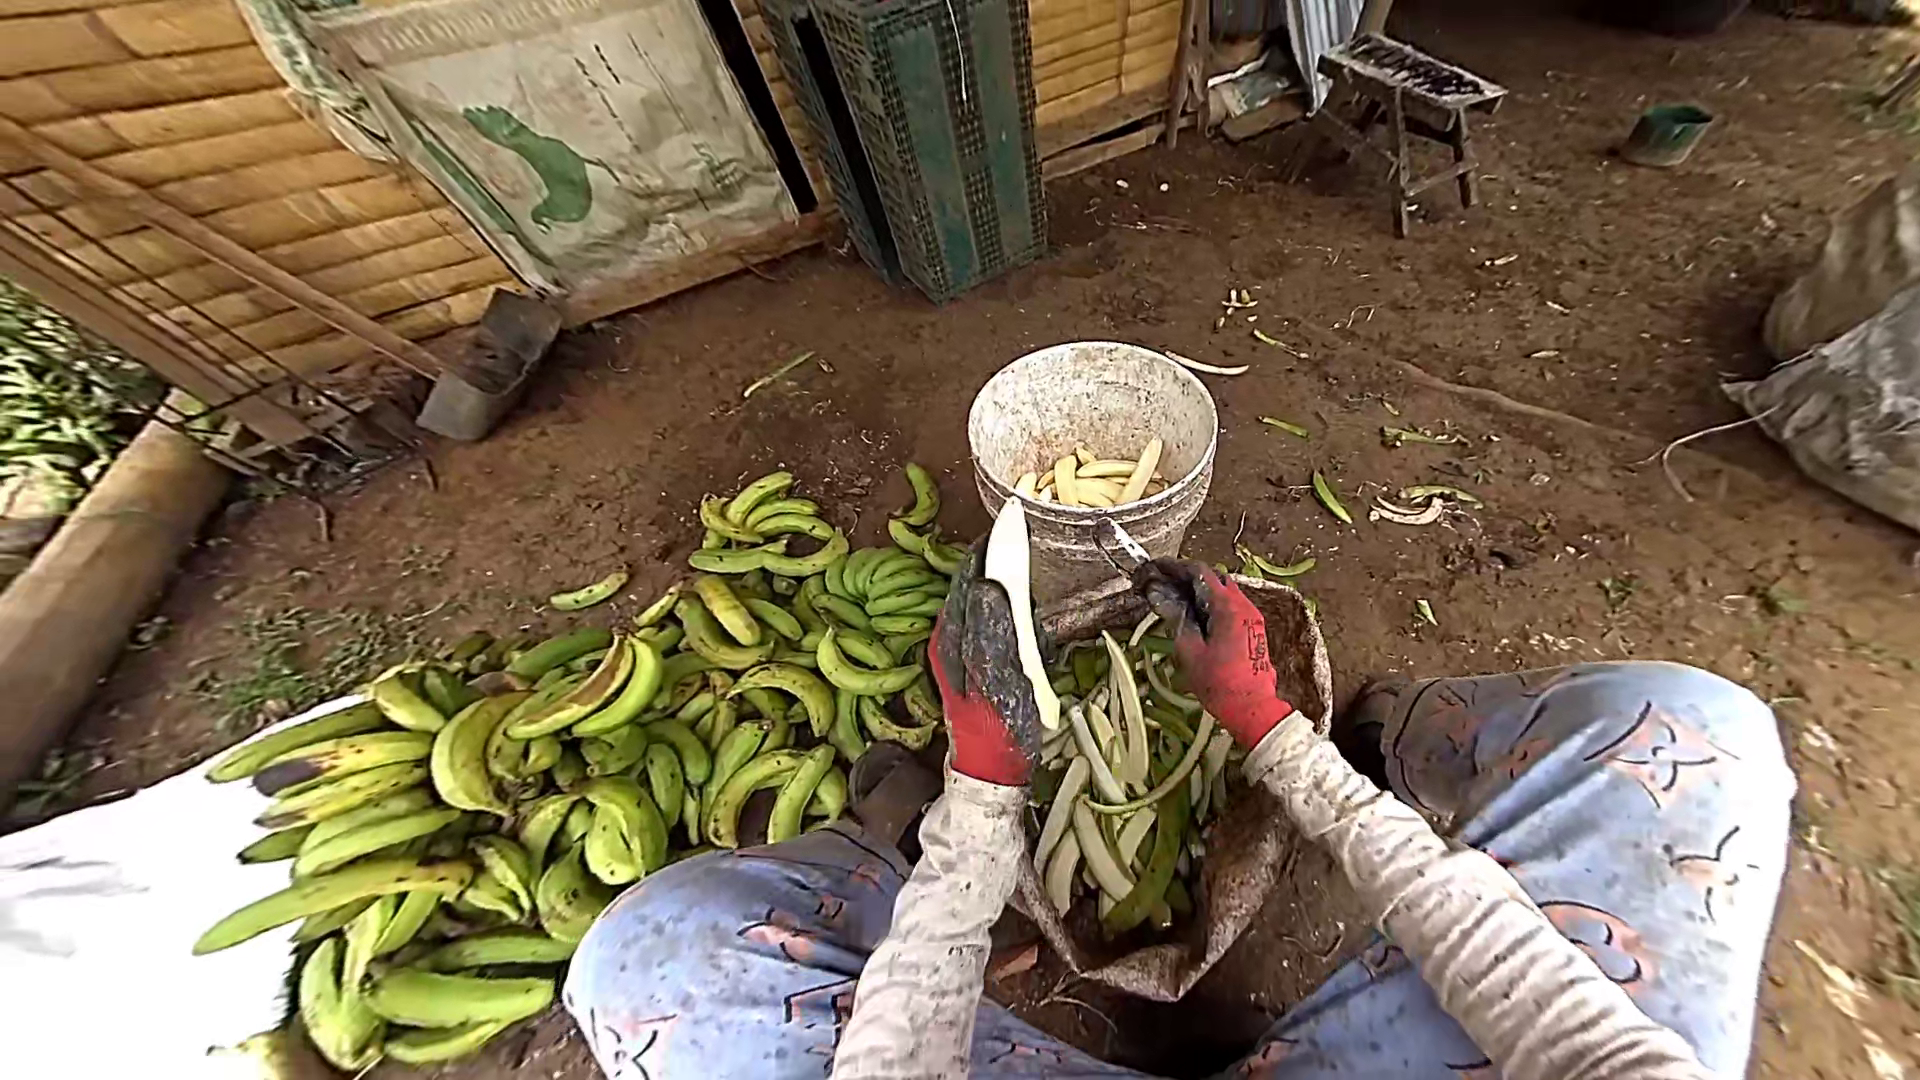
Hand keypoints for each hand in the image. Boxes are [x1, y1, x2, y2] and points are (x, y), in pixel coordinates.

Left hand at [931, 540, 1042, 785]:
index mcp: (952, 637)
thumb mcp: (1000, 677)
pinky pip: (988, 624)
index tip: (1008, 524)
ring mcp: (957, 649)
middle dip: (996, 566)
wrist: (989, 765)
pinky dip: (1007, 617)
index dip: (986, 550)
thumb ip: (993, 630)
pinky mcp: (970, 659)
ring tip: (1024, 589)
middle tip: (1021, 549)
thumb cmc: (998, 726)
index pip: (967, 578)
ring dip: (1003, 593)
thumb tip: (988, 585)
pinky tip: (1023, 631)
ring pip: (981, 603)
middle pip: (971, 586)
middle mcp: (949, 637)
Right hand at [1130, 559, 1294, 747]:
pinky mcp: (1252, 627)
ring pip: (1223, 590)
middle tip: (1162, 582)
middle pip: (1213, 577)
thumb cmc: (1218, 682)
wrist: (1252, 708)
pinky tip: (1193, 611)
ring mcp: (1251, 616)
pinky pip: (1230, 604)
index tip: (1156, 569)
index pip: (1200, 573)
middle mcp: (1244, 606)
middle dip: (1187, 576)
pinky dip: (1210, 601)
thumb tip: (1161, 596)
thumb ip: (1176, 618)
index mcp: (1228, 608)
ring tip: (1174, 596)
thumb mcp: (1189, 650)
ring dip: (1199, 589)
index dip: (1175, 567)